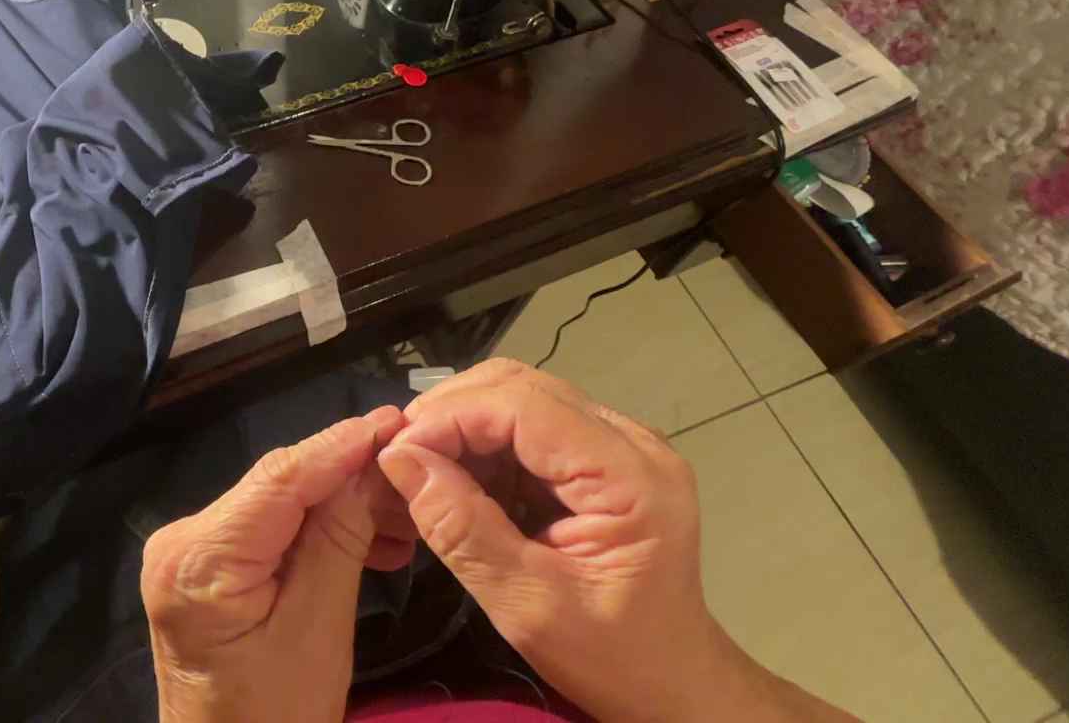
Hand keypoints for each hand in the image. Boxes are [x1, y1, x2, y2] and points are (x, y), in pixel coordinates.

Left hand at [141, 407, 416, 722]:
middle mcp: (183, 537)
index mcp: (197, 560)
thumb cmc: (275, 721)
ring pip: (284, 500)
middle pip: (281, 485)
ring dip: (345, 502)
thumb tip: (376, 464)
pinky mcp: (212, 558)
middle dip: (351, 475)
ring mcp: (194, 545)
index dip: (340, 445)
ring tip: (405, 515)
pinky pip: (275, 525)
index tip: (395, 420)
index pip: (279, 480)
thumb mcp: (317, 632)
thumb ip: (341, 538)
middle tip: (414, 472)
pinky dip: (323, 526)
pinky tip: (374, 536)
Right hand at [377, 359, 858, 722]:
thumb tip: (397, 458)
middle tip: (401, 452)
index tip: (396, 450)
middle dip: (450, 410)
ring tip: (420, 459)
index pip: (523, 405)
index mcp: (629, 475)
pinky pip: (528, 418)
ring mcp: (618, 438)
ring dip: (462, 418)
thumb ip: (460, 529)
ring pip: (519, 392)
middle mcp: (629, 438)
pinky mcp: (600, 448)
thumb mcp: (527, 605)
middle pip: (519, 385)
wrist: (672, 682)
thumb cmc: (610, 657)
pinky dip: (482, 436)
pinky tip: (455, 468)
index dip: (451, 415)